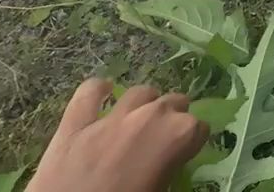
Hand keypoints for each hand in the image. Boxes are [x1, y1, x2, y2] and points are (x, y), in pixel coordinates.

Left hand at [28, 79, 208, 191]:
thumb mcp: (160, 190)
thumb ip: (171, 166)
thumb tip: (170, 162)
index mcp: (180, 133)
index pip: (199, 129)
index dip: (189, 143)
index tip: (177, 157)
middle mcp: (154, 115)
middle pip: (175, 102)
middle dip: (170, 119)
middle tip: (155, 143)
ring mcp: (113, 118)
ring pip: (141, 93)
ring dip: (143, 105)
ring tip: (135, 123)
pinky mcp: (74, 127)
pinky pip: (86, 95)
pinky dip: (95, 90)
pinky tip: (102, 91)